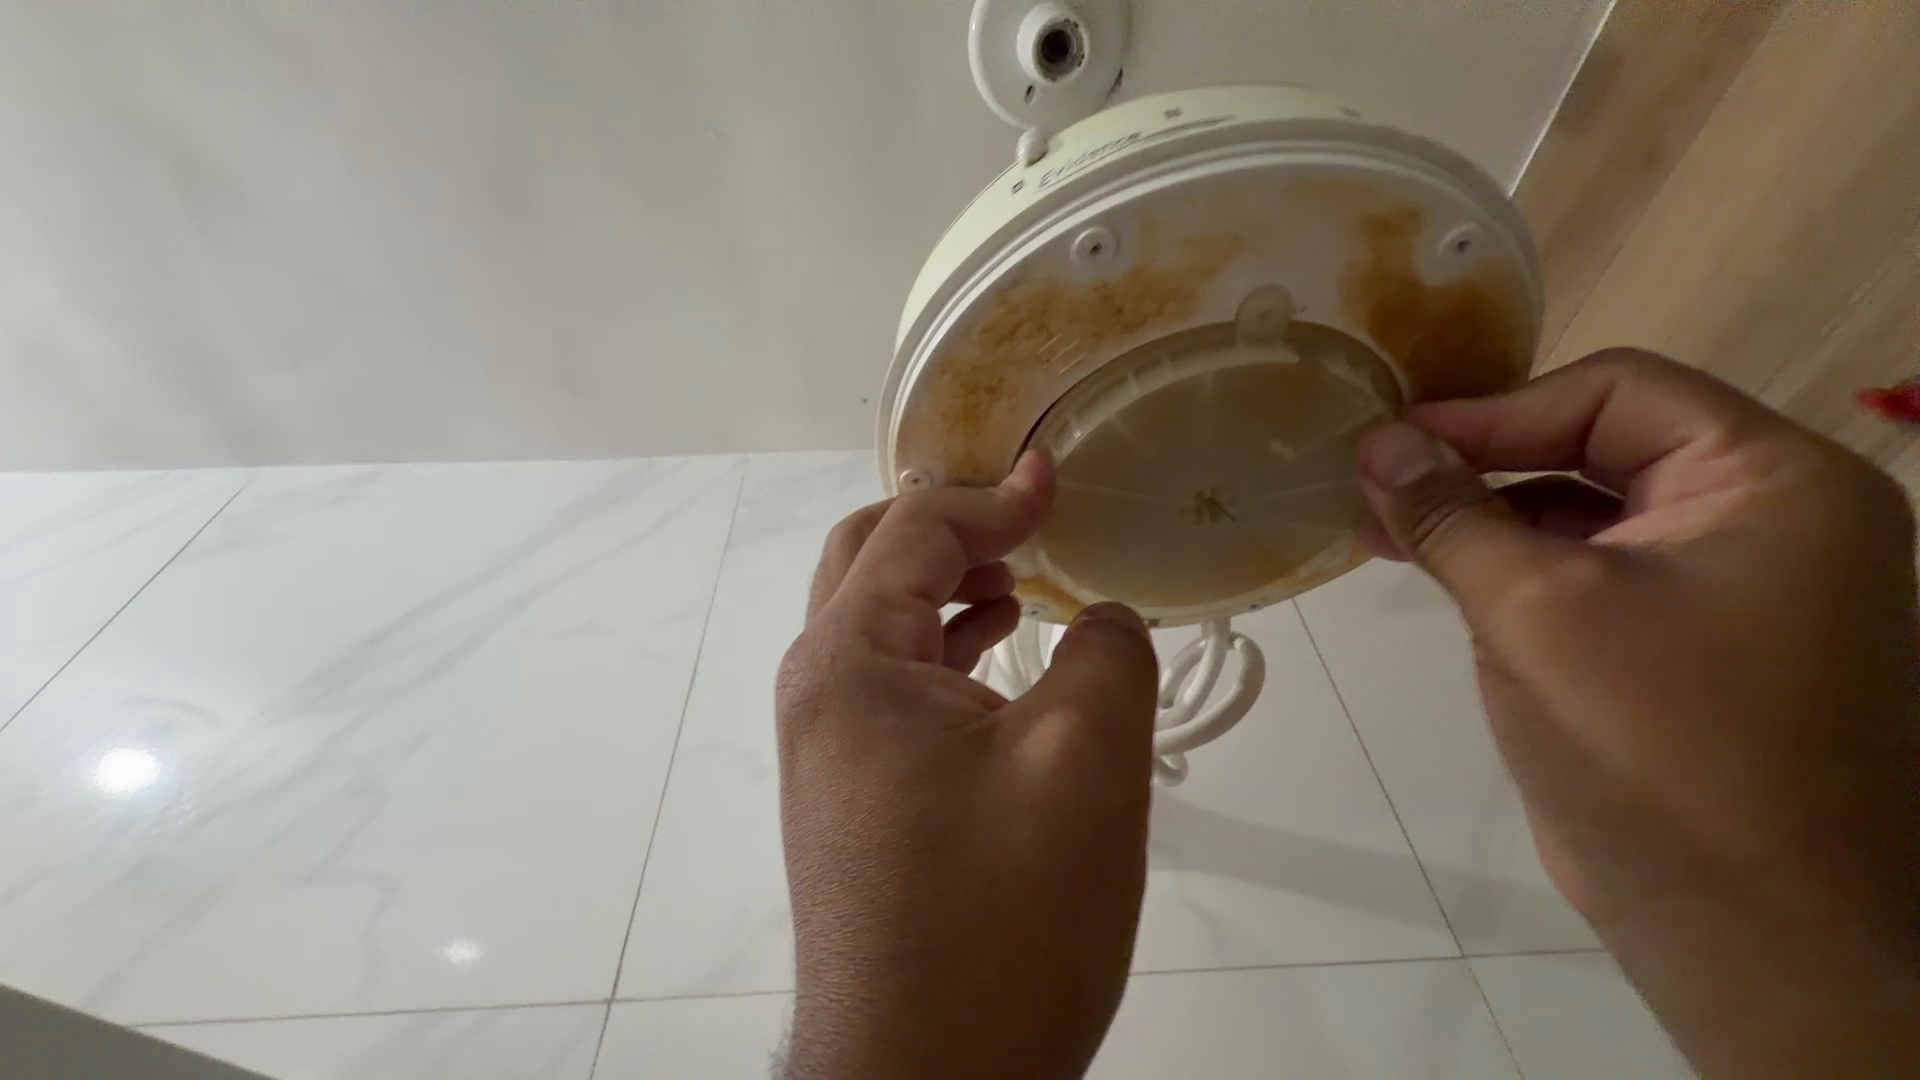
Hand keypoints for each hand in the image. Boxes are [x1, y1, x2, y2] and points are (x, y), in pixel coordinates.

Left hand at [775, 452, 1159, 1079]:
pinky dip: (940, 644)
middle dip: (948, 526)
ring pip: (877, 619)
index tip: (1055, 478)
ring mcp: (827, 742)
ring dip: (942, 583)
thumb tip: (1102, 619)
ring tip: (1019, 581)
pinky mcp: (850, 787)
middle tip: (1025, 521)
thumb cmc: (1001, 917)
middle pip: (870, 559)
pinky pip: (889, 679)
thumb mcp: (1084, 761)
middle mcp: (819, 688)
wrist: (926, 1079)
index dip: (991, 497)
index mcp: (850, 659)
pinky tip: (995, 656)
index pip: (913, 531)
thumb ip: (1106, 654)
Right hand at [1355, 349, 1919, 1078]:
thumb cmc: (1651, 739)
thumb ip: (1449, 514)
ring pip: (1571, 507)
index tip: (1391, 440)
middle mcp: (1752, 517)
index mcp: (1766, 483)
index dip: (1493, 409)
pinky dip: (1495, 557)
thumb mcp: (1532, 608)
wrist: (1738, 920)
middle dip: (1476, 458)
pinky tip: (1424, 563)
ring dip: (1473, 510)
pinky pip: (1569, 565)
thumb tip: (1374, 440)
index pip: (1615, 392)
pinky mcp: (1660, 635)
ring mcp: (1710, 581)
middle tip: (1374, 477)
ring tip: (1377, 523)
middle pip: (1592, 443)